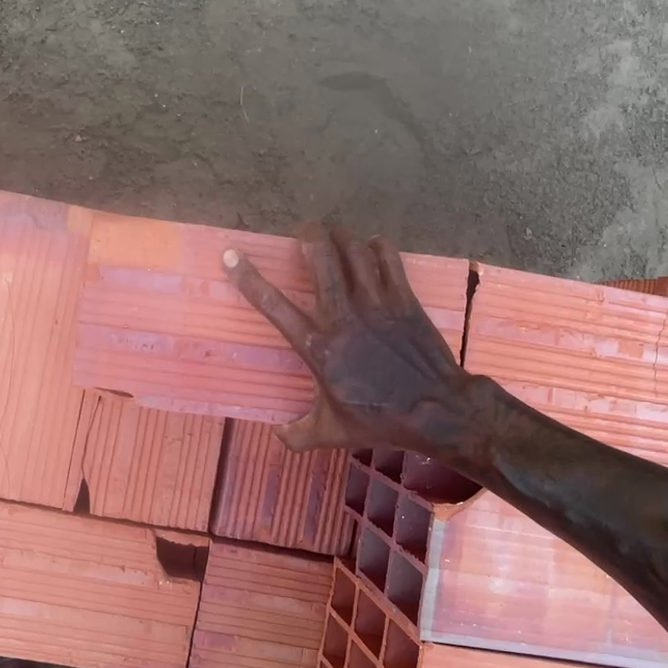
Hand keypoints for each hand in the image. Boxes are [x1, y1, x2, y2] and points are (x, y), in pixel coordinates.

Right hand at [223, 224, 480, 455]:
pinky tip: (372, 246)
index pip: (274, 306)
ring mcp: (376, 304)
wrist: (437, 411)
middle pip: (321, 258)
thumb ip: (298, 435)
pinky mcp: (404, 299)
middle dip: (309, 235)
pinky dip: (377, 247)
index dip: (248, 278)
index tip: (231, 256)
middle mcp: (343, 317)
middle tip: (304, 230)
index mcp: (318, 348)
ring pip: (354, 251)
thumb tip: (277, 436)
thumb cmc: (380, 420)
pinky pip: (388, 259)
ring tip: (335, 234)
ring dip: (341, 236)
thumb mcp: (331, 433)